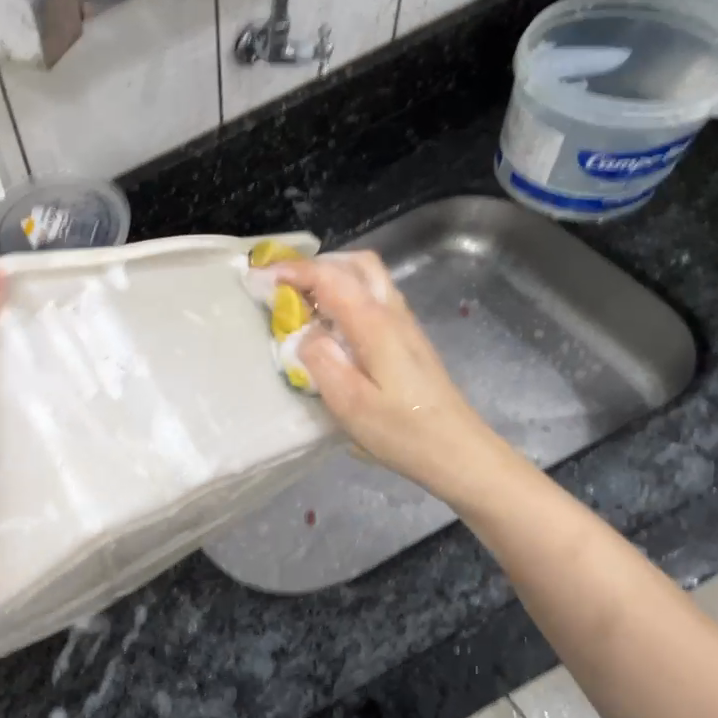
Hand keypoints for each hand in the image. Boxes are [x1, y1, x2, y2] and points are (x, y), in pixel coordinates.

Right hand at [273, 252, 514, 492]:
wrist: (458, 453)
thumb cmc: (402, 431)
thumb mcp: (348, 401)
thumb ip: (318, 359)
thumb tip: (303, 334)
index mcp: (374, 323)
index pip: (329, 277)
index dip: (291, 271)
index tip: (258, 278)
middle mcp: (391, 313)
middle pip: (355, 263)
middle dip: (315, 264)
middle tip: (283, 283)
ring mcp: (404, 324)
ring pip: (367, 278)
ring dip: (331, 277)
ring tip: (300, 300)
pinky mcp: (407, 340)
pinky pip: (372, 297)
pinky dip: (344, 294)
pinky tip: (329, 324)